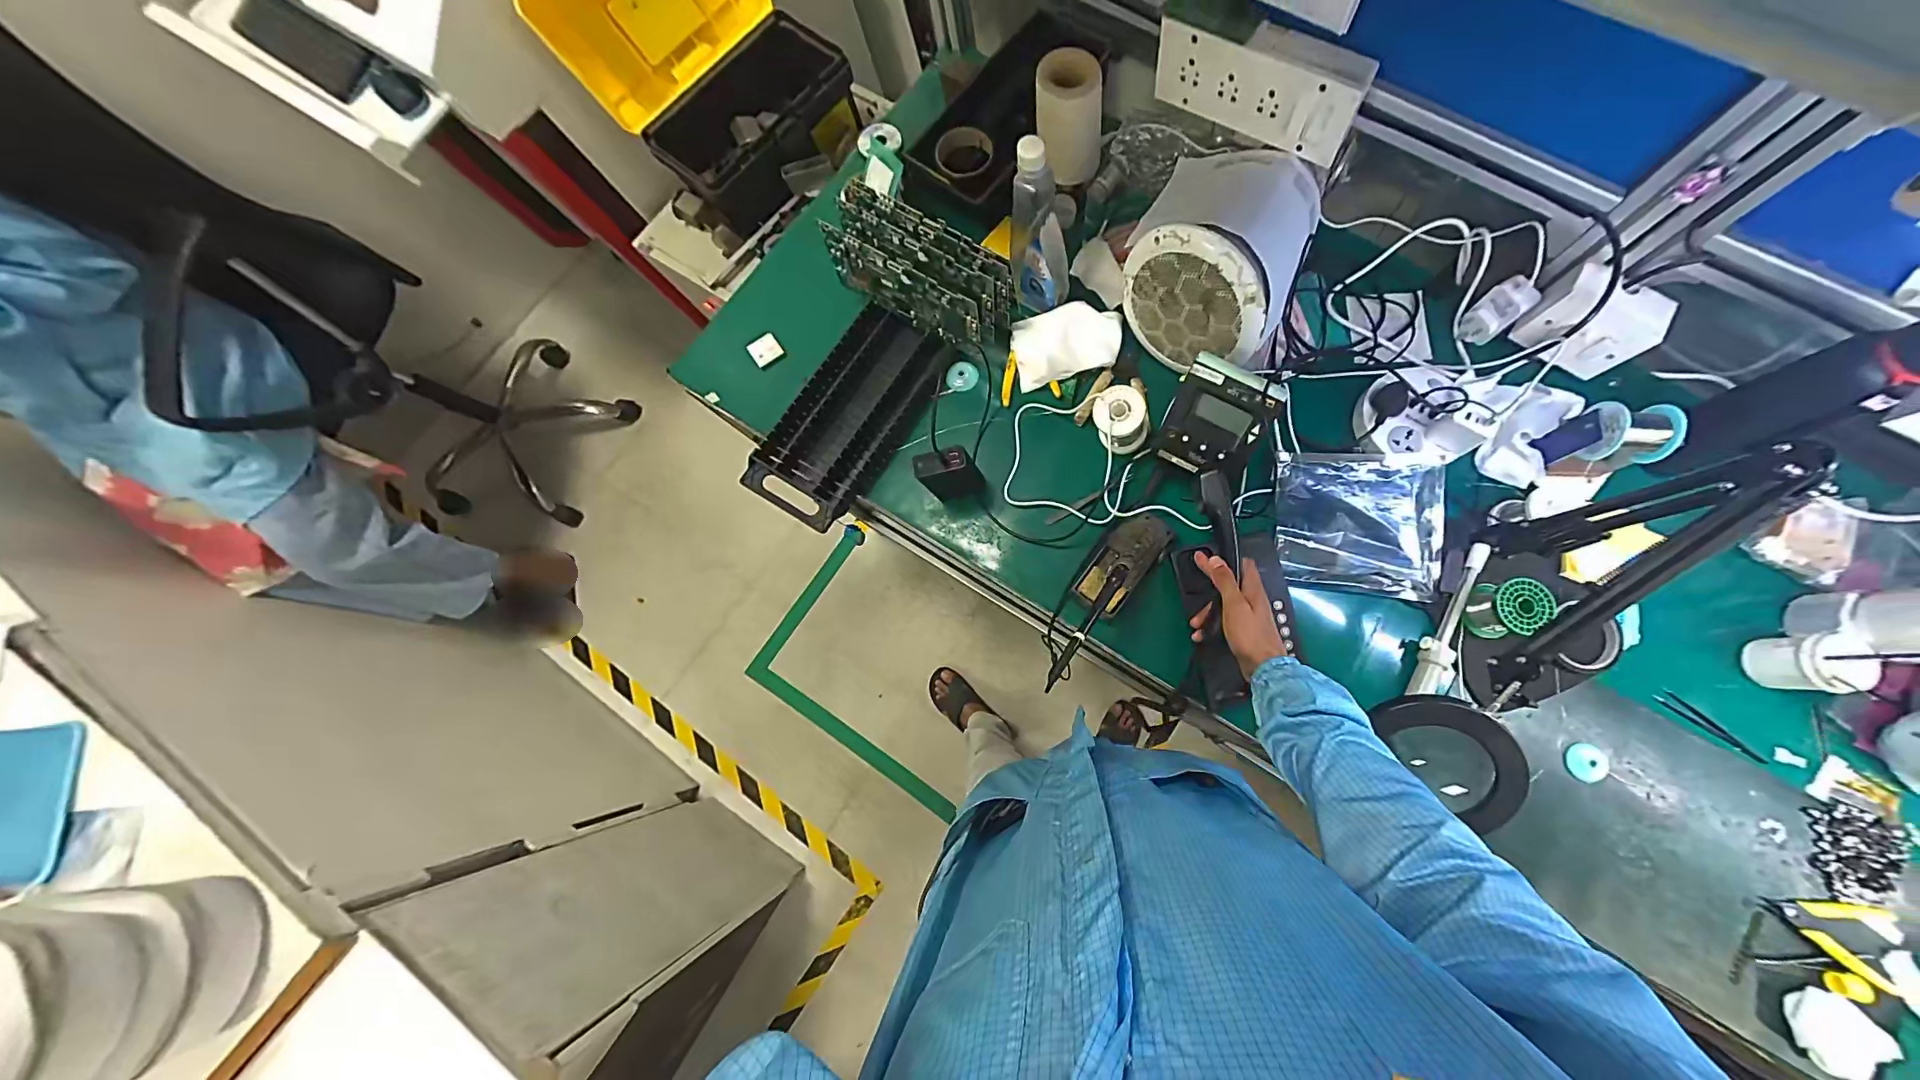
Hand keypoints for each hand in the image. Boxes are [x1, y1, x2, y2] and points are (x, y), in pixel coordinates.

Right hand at [1189, 552, 1286, 679]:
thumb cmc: (1250, 635)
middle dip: (1210, 591)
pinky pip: (1224, 620)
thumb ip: (1225, 581)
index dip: (1225, 559)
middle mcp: (1252, 599)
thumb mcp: (1234, 604)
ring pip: (1223, 604)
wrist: (1263, 667)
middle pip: (1228, 585)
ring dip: (1208, 612)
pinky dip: (1212, 625)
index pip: (1242, 564)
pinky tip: (1202, 634)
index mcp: (1253, 589)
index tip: (1206, 559)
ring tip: (1196, 623)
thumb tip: (1215, 559)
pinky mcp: (1243, 629)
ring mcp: (1248, 614)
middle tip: (1197, 595)